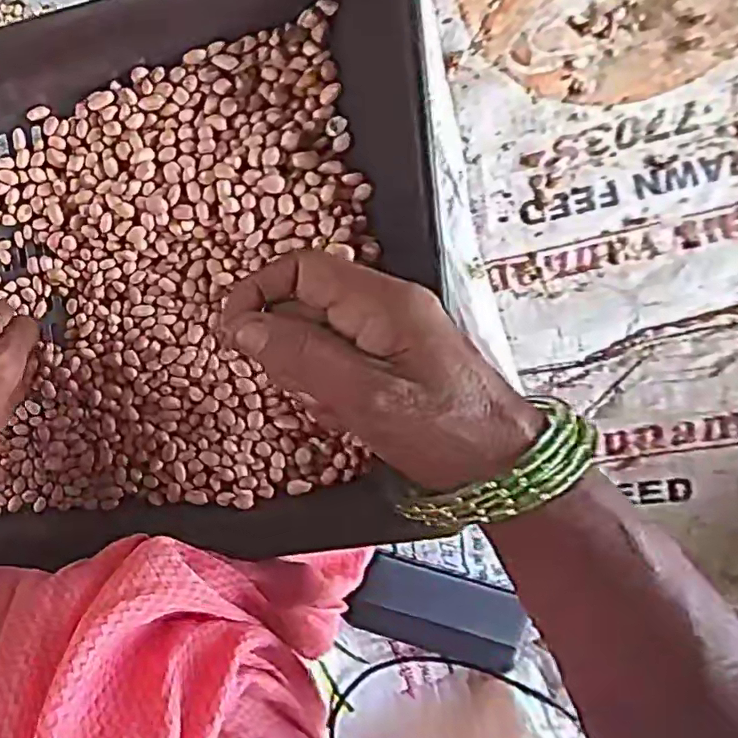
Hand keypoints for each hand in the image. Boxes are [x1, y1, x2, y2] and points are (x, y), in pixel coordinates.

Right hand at [216, 250, 542, 490]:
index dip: (257, 291)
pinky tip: (343, 413)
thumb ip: (301, 357)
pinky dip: (322, 385)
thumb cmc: (446, 433)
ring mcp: (385, 331)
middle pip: (302, 301)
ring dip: (303, 371)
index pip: (301, 268)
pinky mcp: (385, 356)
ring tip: (328, 407)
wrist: (506, 470)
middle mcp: (383, 305)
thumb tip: (242, 327)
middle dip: (283, 345)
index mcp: (382, 301)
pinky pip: (331, 358)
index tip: (231, 331)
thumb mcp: (366, 397)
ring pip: (311, 333)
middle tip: (297, 388)